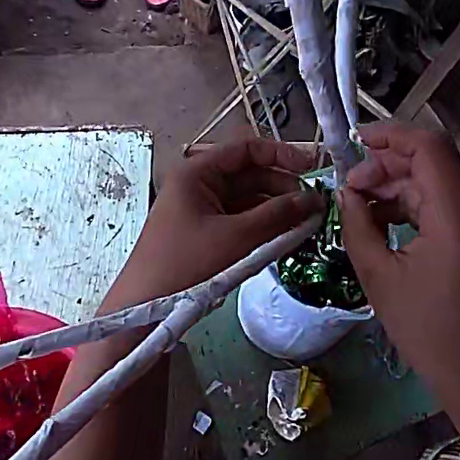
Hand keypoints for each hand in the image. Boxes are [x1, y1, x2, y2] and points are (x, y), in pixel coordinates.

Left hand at [103, 139, 323, 310]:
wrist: (144, 310)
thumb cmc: (185, 265)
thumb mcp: (237, 238)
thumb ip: (278, 215)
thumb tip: (315, 200)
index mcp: (197, 172)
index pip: (246, 149)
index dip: (281, 154)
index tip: (312, 169)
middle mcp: (199, 184)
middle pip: (250, 174)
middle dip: (283, 188)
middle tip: (316, 207)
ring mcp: (201, 209)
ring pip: (248, 199)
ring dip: (277, 210)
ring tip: (308, 225)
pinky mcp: (205, 232)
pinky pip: (241, 220)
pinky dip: (264, 226)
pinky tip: (287, 238)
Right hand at [338, 121, 459, 419]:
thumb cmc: (432, 333)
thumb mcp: (380, 278)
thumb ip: (358, 226)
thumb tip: (347, 194)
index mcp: (459, 215)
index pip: (430, 147)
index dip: (391, 135)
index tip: (355, 142)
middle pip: (435, 163)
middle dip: (388, 166)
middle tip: (351, 189)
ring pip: (442, 184)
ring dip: (401, 187)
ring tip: (363, 209)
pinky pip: (451, 207)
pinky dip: (418, 206)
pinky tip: (388, 225)